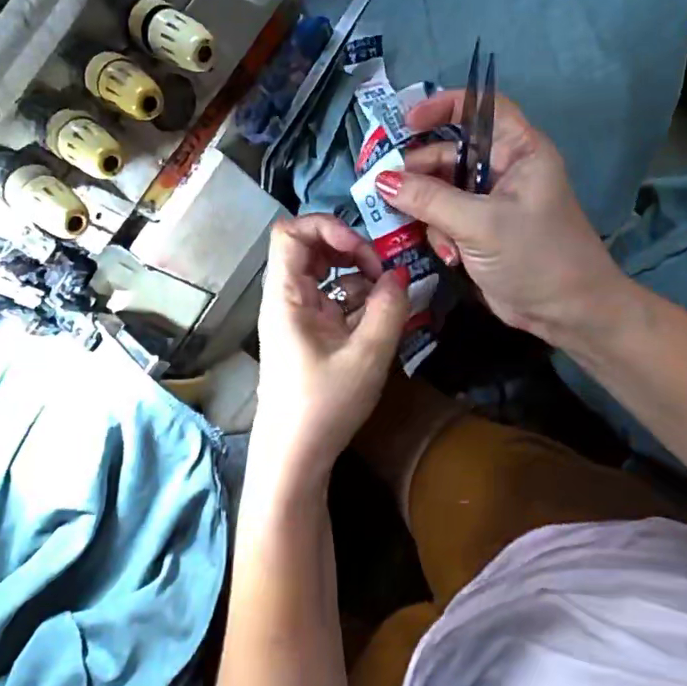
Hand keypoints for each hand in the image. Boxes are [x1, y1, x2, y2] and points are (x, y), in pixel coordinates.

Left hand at [250, 215, 408, 493]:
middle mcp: (287, 300)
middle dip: (351, 252)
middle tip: (382, 270)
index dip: (327, 227)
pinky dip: (358, 304)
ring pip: (327, 277)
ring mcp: (299, 319)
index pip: (290, 232)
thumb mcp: (367, 356)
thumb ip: (388, 309)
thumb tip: (400, 275)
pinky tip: (382, 321)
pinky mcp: (311, 337)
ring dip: (359, 280)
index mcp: (286, 296)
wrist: (295, 458)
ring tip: (390, 299)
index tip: (361, 250)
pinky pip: (334, 303)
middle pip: (312, 250)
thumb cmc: (323, 406)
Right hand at [374, 91, 626, 346]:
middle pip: (449, 153)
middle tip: (387, 190)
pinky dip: (437, 233)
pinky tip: (445, 255)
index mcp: (519, 152)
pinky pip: (443, 218)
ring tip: (421, 233)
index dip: (444, 106)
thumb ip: (429, 199)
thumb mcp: (480, 224)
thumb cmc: (536, 257)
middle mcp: (504, 170)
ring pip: (440, 189)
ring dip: (427, 211)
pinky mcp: (478, 230)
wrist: (566, 313)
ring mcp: (490, 202)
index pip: (481, 109)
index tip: (406, 122)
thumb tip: (381, 180)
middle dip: (420, 173)